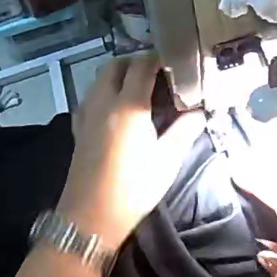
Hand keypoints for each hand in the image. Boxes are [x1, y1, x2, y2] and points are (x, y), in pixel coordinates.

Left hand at [57, 54, 205, 244]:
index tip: (176, 62)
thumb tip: (199, 111)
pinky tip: (119, 109)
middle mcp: (103, 102)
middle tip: (159, 73)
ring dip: (120, 75)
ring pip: (100, 79)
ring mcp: (87, 114)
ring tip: (142, 89)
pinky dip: (106, 91)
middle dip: (136, 62)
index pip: (142, 66)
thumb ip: (184, 130)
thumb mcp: (166, 161)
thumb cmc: (133, 189)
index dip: (159, 59)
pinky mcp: (78, 128)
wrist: (89, 218)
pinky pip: (92, 96)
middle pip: (116, 66)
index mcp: (128, 105)